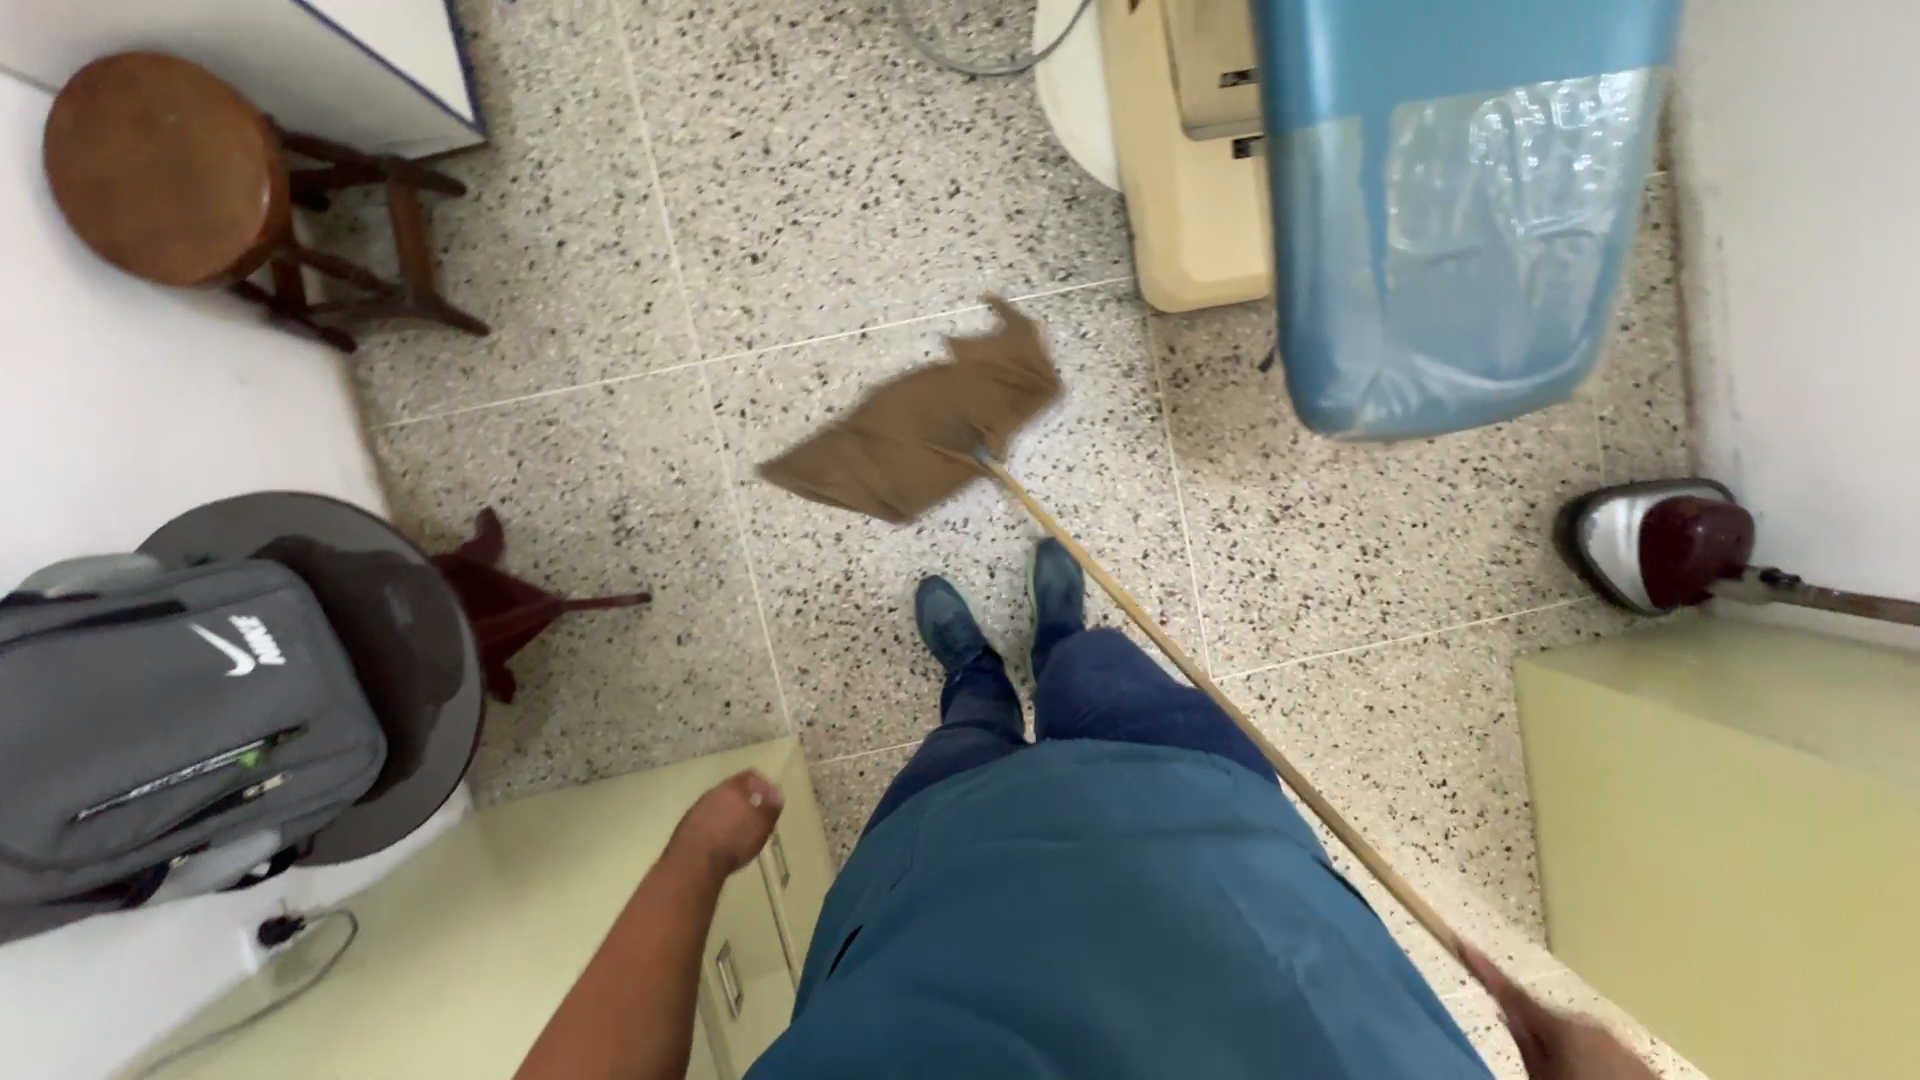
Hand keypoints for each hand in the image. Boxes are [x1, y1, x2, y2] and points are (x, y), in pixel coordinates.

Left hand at [666, 770, 783, 884]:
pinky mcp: (684, 828)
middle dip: (745, 801)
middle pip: (731, 791)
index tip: (772, 799)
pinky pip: (705, 821)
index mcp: (732, 788)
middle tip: (756, 816)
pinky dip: (715, 827)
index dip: (763, 785)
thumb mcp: (763, 825)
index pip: (750, 776)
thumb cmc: (734, 841)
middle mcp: (712, 793)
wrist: (693, 864)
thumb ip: (772, 807)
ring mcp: (695, 810)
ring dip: (728, 815)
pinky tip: (720, 843)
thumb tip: (777, 794)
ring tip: (738, 832)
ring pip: (717, 806)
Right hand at [1460, 945, 1659, 1079]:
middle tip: (1534, 1058)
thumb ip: (1523, 1042)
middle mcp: (1591, 1022)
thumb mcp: (1539, 1078)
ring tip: (1568, 1074)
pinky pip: (1606, 1049)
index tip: (1461, 941)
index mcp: (1561, 1026)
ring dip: (1567, 1044)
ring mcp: (1621, 1040)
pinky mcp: (1644, 1061)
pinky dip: (1595, 1058)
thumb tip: (1505, 1012)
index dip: (1484, 968)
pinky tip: (1593, 1077)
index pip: (1512, 991)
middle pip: (1550, 1016)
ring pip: (1579, 1033)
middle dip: (1538, 1027)